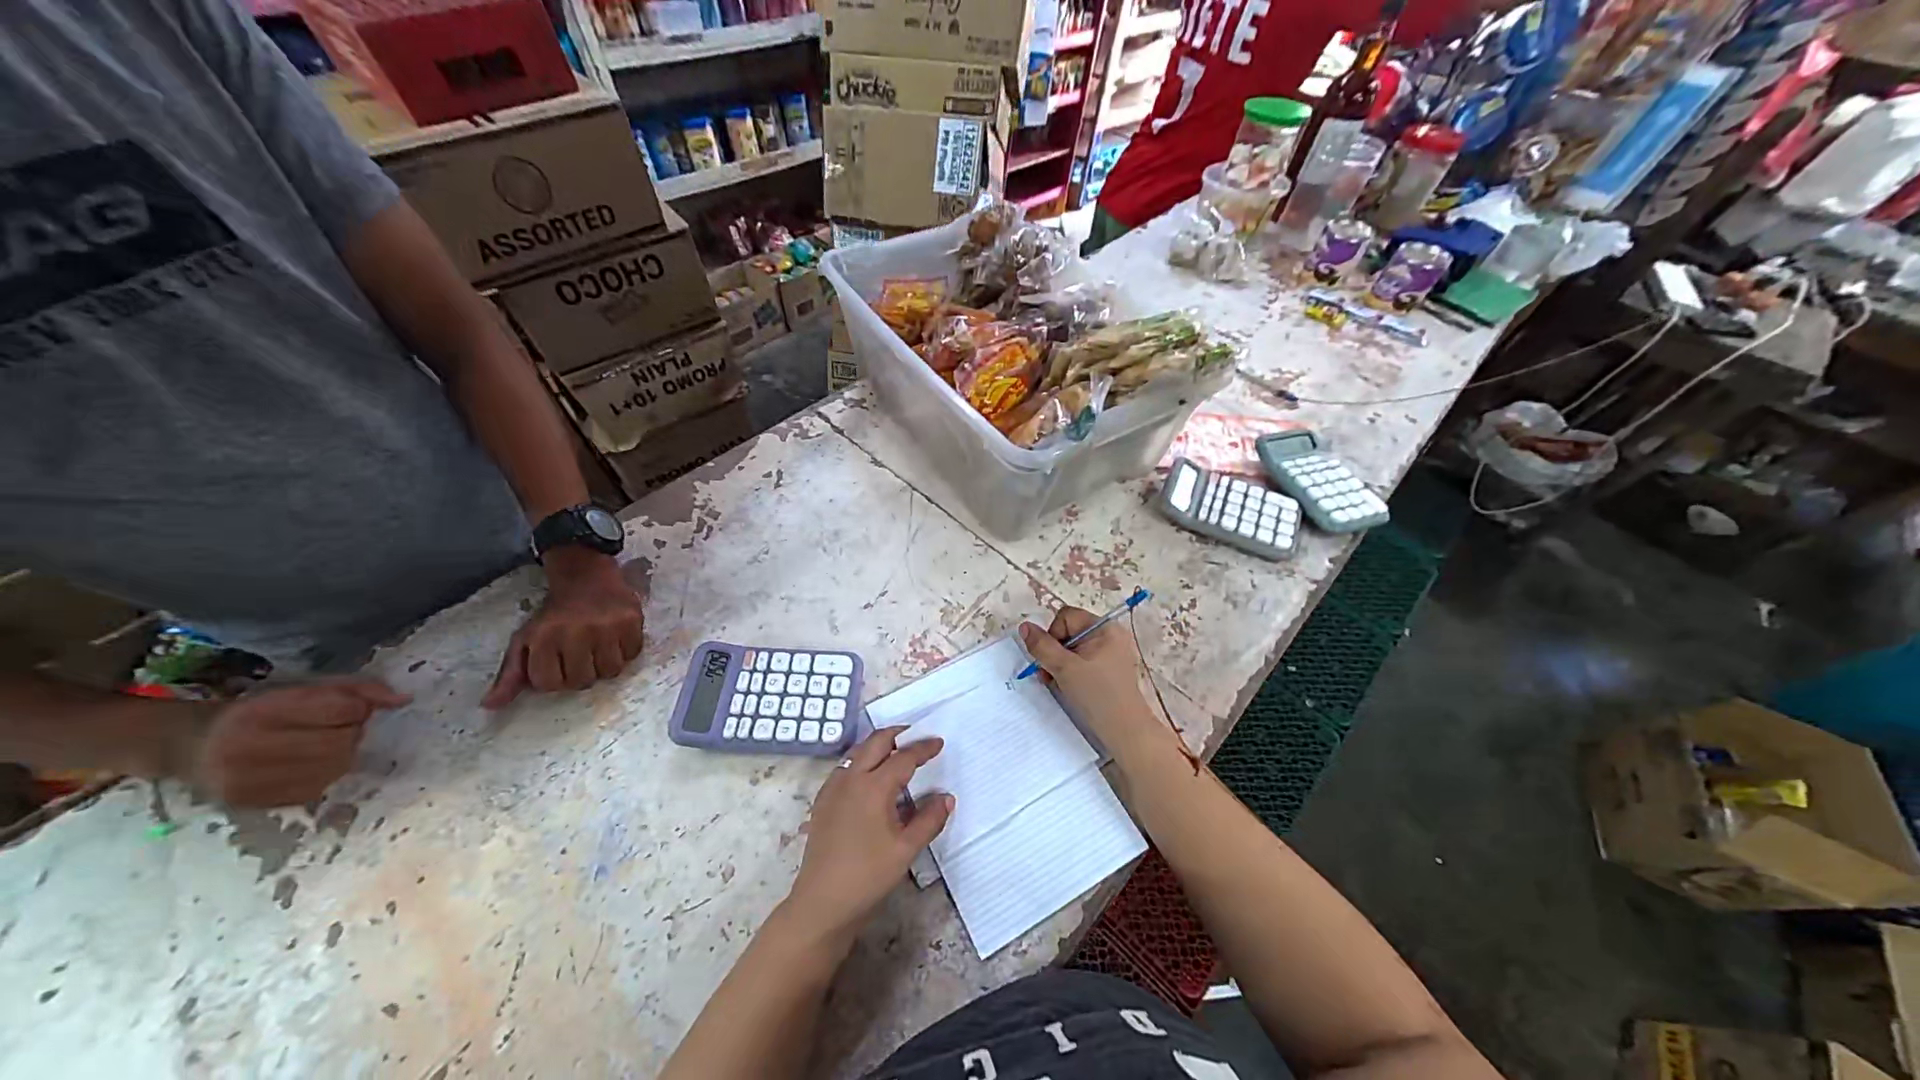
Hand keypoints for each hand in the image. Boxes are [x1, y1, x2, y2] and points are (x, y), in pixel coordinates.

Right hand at [180, 679, 410, 806]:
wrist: (194, 747)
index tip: (350, 709)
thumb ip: (360, 689)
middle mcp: (247, 749)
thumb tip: (404, 700)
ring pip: (335, 767)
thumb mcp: (306, 688)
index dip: (358, 709)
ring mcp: (247, 782)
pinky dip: (326, 773)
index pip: (341, 710)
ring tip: (322, 744)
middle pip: (342, 742)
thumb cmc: (262, 710)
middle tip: (337, 728)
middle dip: (351, 732)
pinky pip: (318, 788)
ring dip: (342, 754)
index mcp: (261, 712)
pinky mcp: (254, 804)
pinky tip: (309, 764)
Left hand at [483, 549, 644, 706]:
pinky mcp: (632, 621)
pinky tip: (616, 639)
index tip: (558, 663)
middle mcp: (577, 633)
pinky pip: (633, 654)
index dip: (554, 678)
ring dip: (605, 665)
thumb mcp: (526, 640)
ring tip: (599, 650)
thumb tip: (492, 706)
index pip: (550, 684)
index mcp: (545, 638)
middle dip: (581, 673)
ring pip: (611, 671)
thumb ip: (511, 674)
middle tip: (581, 656)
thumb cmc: (554, 615)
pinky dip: (626, 652)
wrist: (586, 578)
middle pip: (582, 681)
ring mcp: (607, 627)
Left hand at [785, 728, 953, 941]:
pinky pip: (844, 769)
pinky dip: (861, 762)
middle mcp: (851, 779)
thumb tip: (946, 798)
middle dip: (897, 734)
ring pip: (857, 753)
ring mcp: (832, 789)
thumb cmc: (868, 875)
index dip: (923, 748)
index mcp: (873, 787)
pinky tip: (869, 779)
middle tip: (915, 736)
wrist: (822, 902)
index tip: (938, 743)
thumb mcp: (906, 849)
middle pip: (875, 743)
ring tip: (895, 753)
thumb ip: (929, 819)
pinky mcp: (822, 802)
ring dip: (877, 746)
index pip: (903, 758)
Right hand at [1019, 609, 1172, 757]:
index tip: (1052, 659)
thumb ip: (1042, 646)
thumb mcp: (1064, 668)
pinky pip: (1082, 662)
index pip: (1066, 617)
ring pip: (1073, 649)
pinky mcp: (1109, 670)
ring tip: (1058, 683)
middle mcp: (1110, 636)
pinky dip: (1071, 672)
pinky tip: (1068, 688)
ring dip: (1059, 664)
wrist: (1125, 731)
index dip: (1053, 635)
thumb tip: (1025, 627)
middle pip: (1068, 632)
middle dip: (1054, 652)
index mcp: (1104, 628)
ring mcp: (1111, 654)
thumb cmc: (1097, 695)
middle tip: (1050, 674)